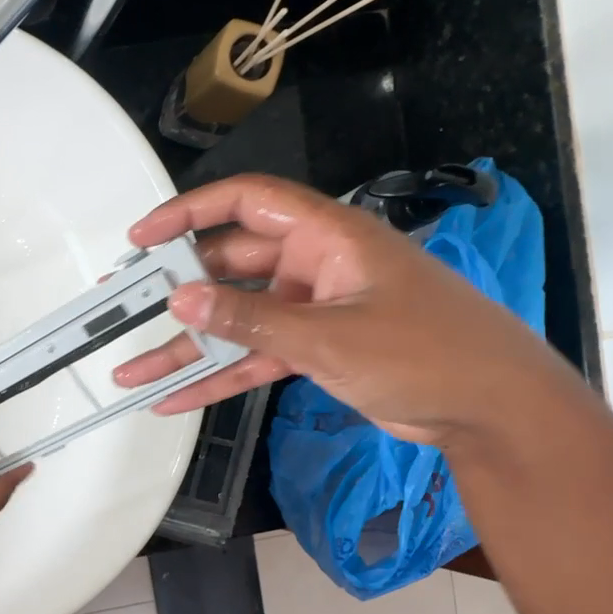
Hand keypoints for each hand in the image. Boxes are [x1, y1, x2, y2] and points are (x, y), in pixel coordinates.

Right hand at [112, 175, 583, 448]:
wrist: (491, 409)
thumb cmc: (426, 353)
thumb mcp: (328, 336)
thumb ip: (249, 320)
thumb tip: (180, 300)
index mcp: (327, 237)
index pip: (247, 205)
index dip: (188, 213)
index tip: (140, 239)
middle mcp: (314, 267)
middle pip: (229, 271)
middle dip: (175, 296)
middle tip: (121, 313)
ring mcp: (313, 311)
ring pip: (234, 324)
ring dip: (187, 351)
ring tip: (131, 374)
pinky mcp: (316, 351)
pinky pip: (254, 360)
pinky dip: (219, 379)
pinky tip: (175, 399)